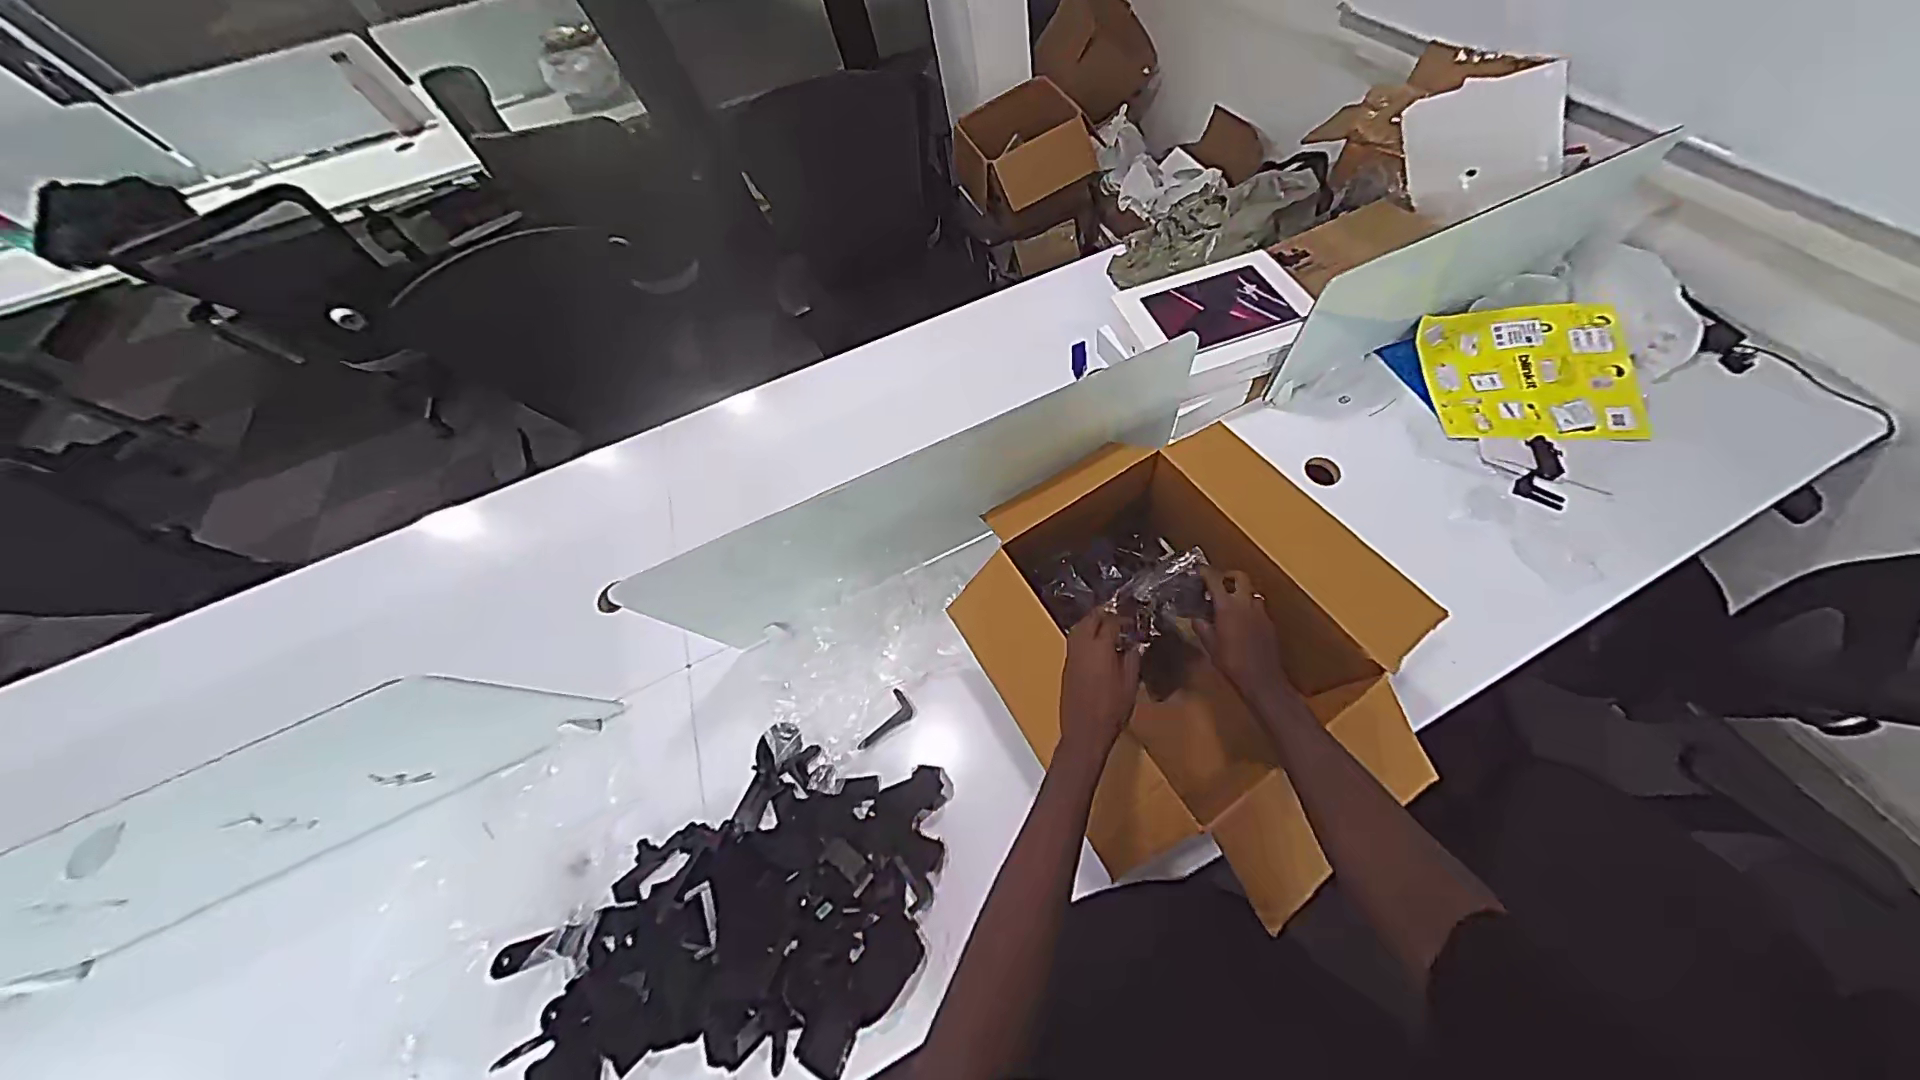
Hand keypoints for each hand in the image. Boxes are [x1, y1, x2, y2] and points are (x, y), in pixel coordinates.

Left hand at [1058, 610, 1141, 760]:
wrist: (1085, 731)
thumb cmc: (1112, 710)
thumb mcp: (1130, 684)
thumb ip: (1132, 660)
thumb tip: (1133, 644)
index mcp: (1100, 648)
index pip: (1110, 622)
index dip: (1122, 619)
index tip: (1132, 622)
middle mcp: (1082, 646)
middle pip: (1089, 619)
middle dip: (1103, 614)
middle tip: (1117, 617)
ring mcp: (1071, 656)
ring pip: (1077, 628)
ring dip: (1091, 622)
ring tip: (1106, 627)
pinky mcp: (1066, 666)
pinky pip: (1074, 641)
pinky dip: (1084, 635)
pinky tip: (1095, 644)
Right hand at [1195, 566, 1295, 708]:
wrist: (1262, 679)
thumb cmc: (1231, 662)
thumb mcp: (1209, 645)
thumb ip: (1202, 627)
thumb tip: (1196, 618)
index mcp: (1227, 606)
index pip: (1216, 580)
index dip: (1206, 573)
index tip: (1199, 571)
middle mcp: (1246, 604)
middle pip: (1240, 577)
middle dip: (1228, 575)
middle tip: (1218, 582)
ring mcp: (1261, 612)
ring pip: (1251, 592)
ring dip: (1240, 592)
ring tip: (1229, 603)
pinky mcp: (1269, 623)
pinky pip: (1258, 607)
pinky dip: (1248, 607)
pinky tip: (1241, 621)